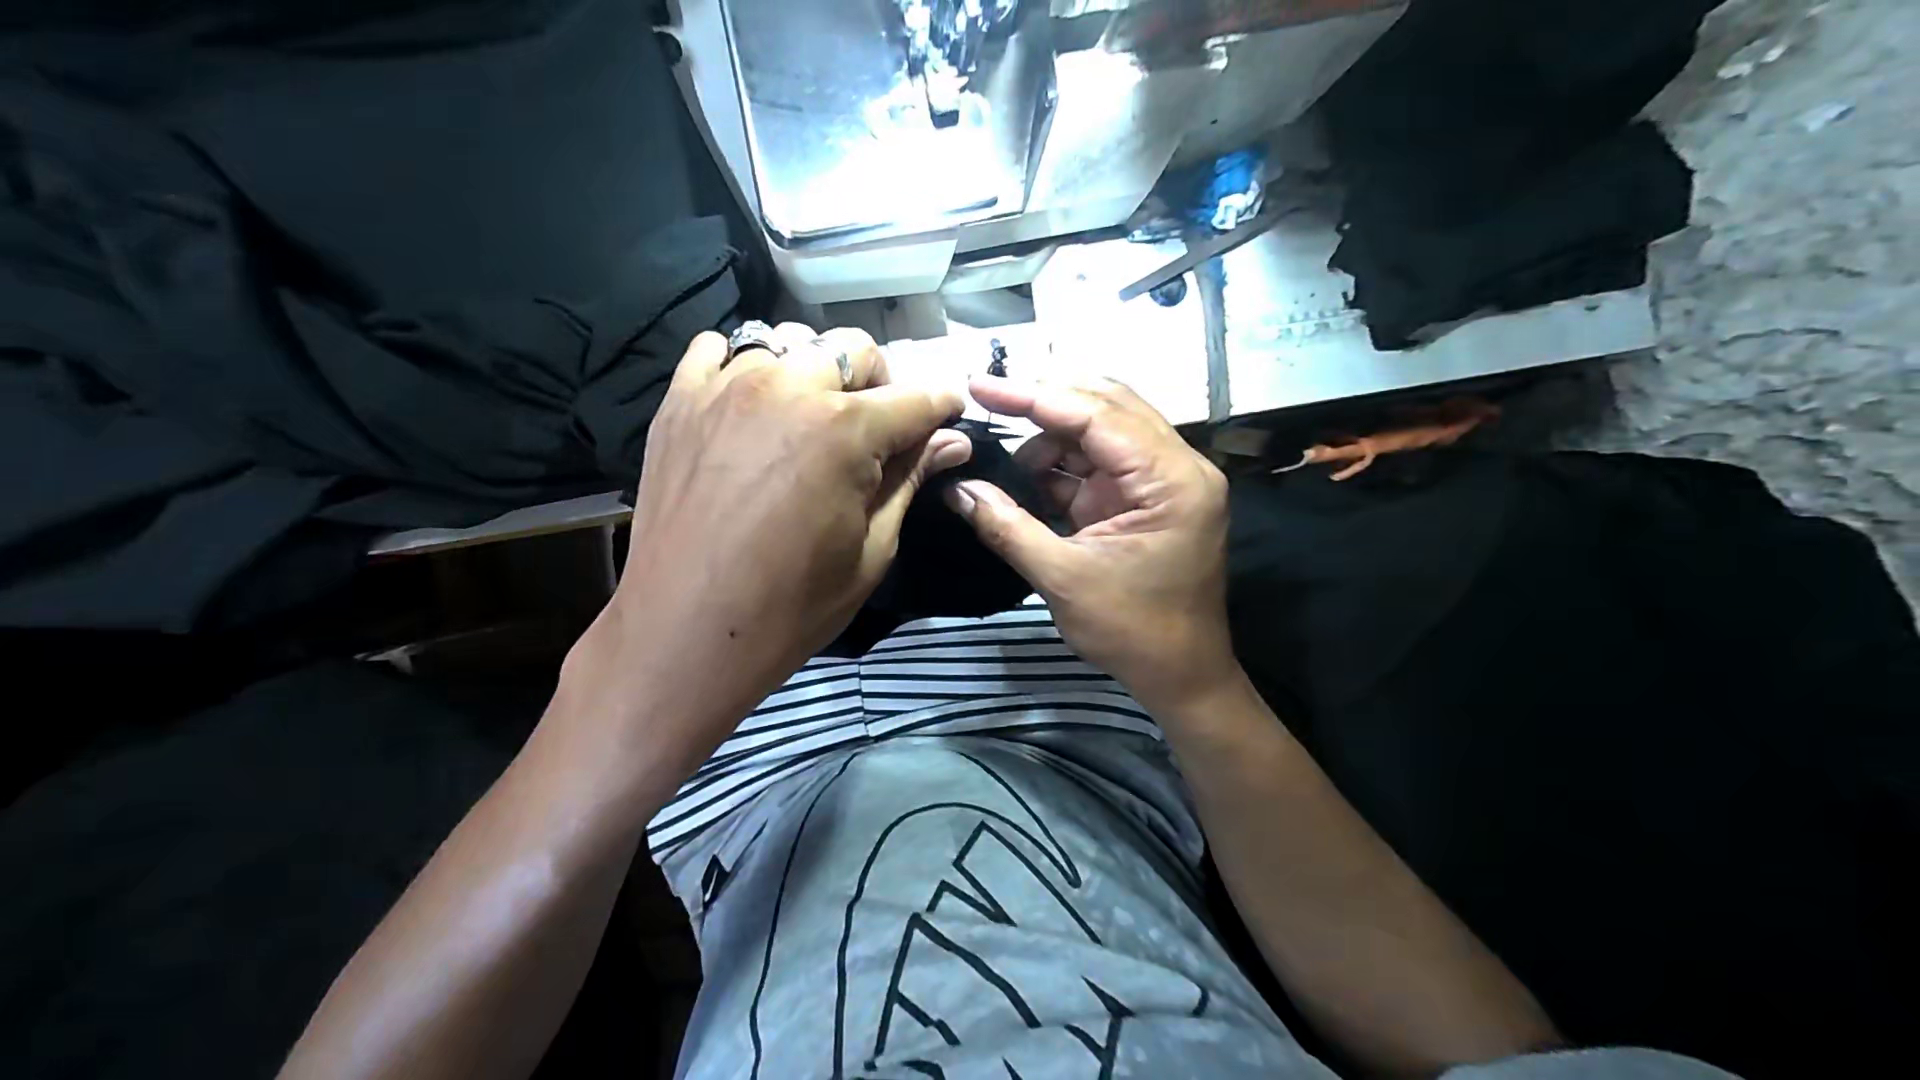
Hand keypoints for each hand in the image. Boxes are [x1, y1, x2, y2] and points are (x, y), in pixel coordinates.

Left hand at [585, 324, 967, 748]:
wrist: (686, 629)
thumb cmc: (792, 604)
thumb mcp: (872, 550)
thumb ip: (909, 482)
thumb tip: (951, 442)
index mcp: (846, 430)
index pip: (914, 398)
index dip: (941, 406)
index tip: (949, 414)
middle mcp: (789, 389)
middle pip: (853, 350)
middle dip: (877, 381)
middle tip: (874, 428)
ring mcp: (727, 388)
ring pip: (788, 342)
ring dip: (813, 371)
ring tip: (809, 416)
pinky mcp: (680, 400)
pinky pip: (717, 348)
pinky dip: (743, 365)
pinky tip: (747, 404)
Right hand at [946, 374, 1234, 710]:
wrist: (1180, 675)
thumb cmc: (1133, 631)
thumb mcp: (1063, 578)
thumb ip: (1007, 527)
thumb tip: (957, 488)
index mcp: (1172, 479)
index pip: (1097, 414)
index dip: (1033, 396)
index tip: (979, 386)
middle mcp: (1176, 466)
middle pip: (1105, 407)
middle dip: (1043, 407)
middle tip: (988, 410)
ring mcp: (1162, 480)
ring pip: (1100, 431)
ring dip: (1050, 441)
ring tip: (1008, 471)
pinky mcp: (1146, 498)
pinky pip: (1099, 463)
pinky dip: (1060, 467)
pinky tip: (1026, 481)